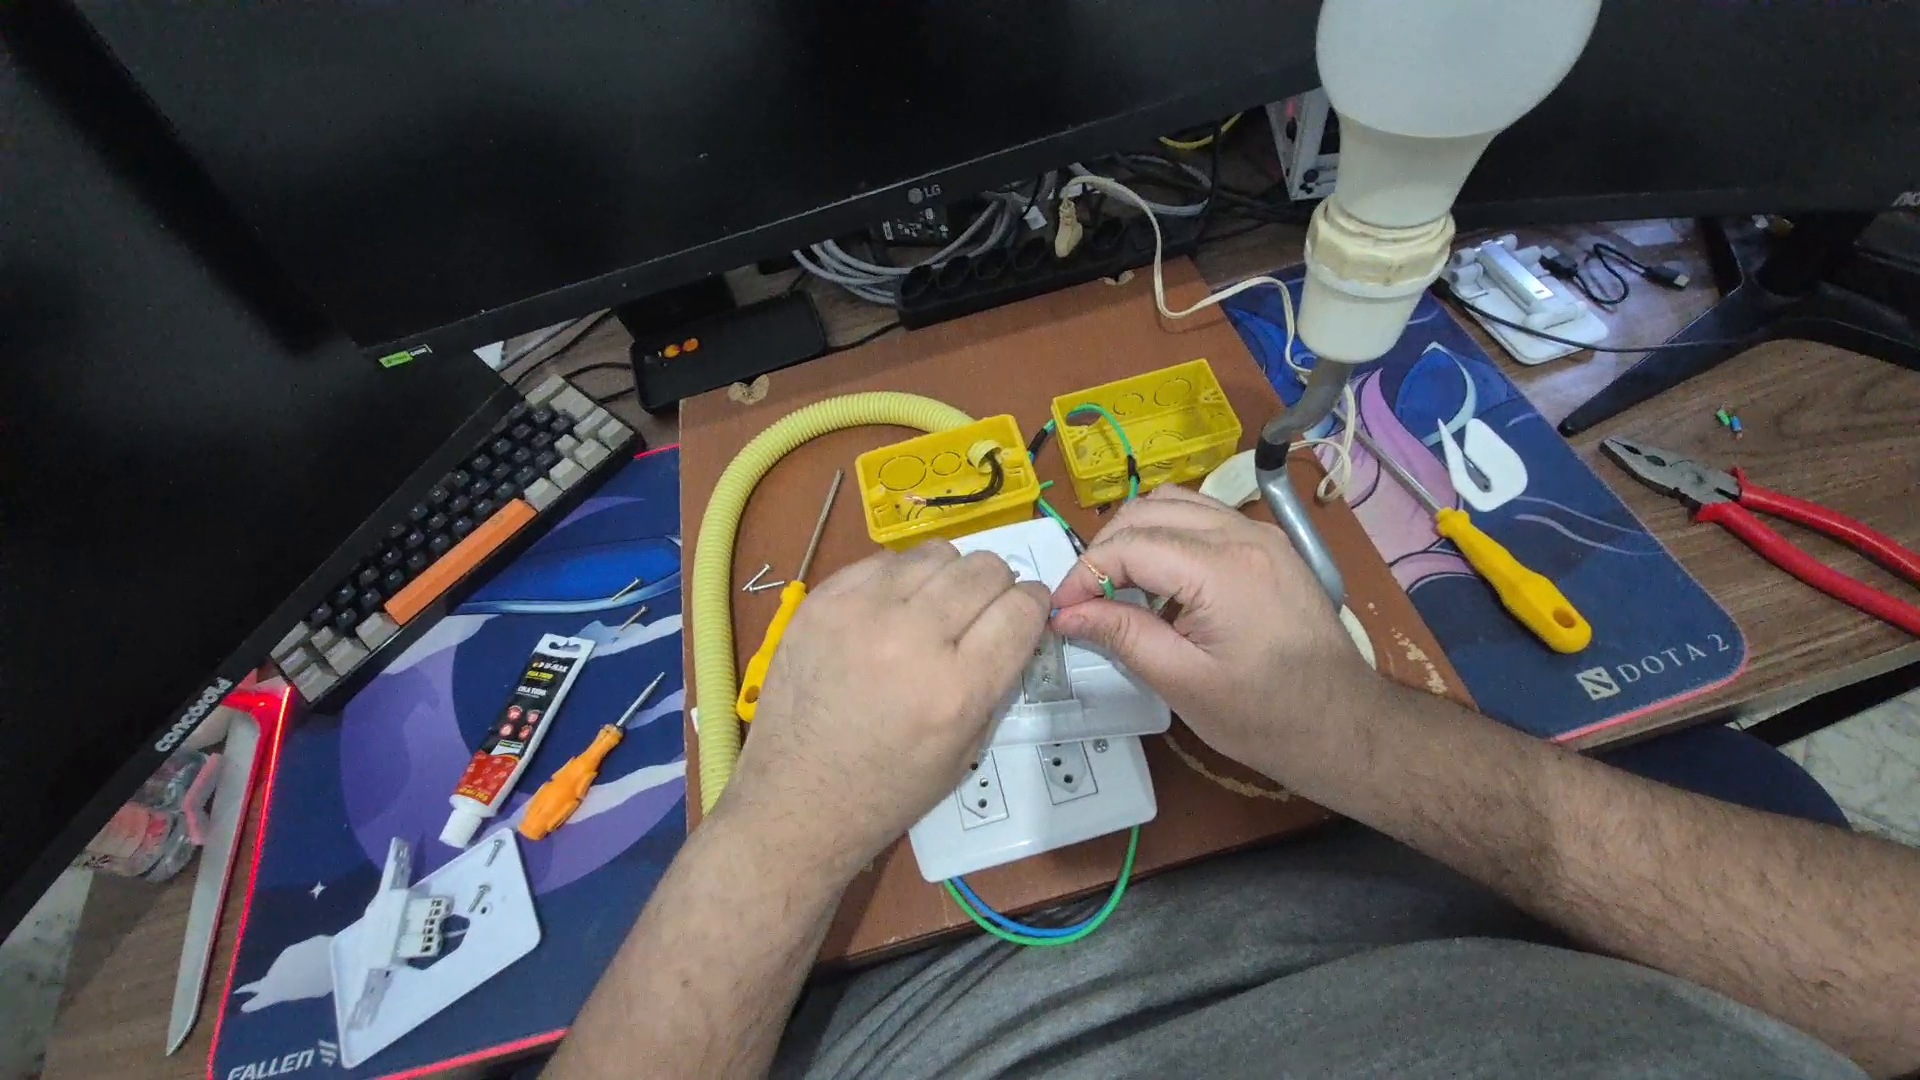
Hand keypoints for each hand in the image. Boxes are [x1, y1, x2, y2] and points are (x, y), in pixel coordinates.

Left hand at [718, 542, 1048, 875]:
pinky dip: (901, 578)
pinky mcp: (822, 602)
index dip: (1035, 605)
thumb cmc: (887, 789)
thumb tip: (1013, 624)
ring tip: (935, 605)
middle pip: (985, 570)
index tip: (1027, 611)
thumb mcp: (966, 751)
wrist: (795, 798)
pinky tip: (892, 608)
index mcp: (956, 688)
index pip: (1022, 609)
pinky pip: (885, 560)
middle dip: (998, 586)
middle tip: (982, 610)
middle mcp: (912, 639)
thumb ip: (996, 680)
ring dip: (950, 576)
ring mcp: (861, 613)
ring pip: (938, 553)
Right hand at [1049, 484, 1378, 784]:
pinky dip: (1165, 535)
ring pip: (1172, 502)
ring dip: (1133, 535)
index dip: (1085, 574)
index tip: (1063, 609)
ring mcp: (1259, 533)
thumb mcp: (1182, 682)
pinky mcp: (1267, 543)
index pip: (1130, 546)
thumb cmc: (1265, 716)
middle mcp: (1243, 533)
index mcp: (1223, 569)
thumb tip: (1067, 613)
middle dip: (1104, 549)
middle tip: (1085, 597)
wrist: (1345, 724)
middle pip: (1147, 511)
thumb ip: (1121, 635)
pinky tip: (1158, 579)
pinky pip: (1200, 516)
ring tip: (1116, 584)